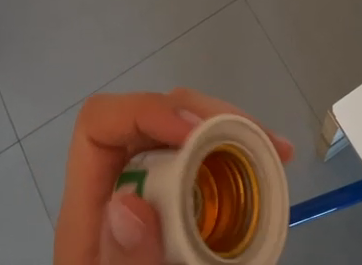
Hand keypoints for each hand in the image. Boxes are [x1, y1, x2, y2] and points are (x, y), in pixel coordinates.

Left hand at [53, 87, 295, 264]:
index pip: (99, 125)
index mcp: (88, 209)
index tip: (196, 134)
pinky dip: (233, 155)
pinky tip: (266, 165)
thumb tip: (127, 203)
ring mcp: (145, 196)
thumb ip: (127, 264)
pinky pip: (198, 163)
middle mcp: (114, 189)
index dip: (146, 112)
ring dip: (226, 131)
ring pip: (178, 135)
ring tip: (273, 150)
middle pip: (148, 118)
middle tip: (259, 140)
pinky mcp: (173, 206)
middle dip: (204, 116)